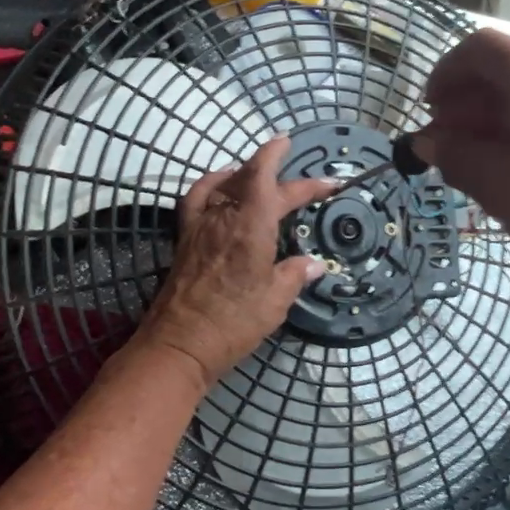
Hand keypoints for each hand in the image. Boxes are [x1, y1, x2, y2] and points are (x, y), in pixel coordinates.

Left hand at [132, 136, 334, 389]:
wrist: (180, 343)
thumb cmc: (233, 323)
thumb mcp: (275, 301)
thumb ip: (294, 275)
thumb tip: (313, 264)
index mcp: (253, 227)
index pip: (282, 189)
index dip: (307, 183)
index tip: (330, 182)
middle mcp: (225, 216)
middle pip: (252, 178)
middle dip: (278, 166)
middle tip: (300, 171)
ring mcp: (201, 224)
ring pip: (226, 182)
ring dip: (248, 170)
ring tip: (264, 170)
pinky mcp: (186, 236)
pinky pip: (199, 196)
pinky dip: (213, 182)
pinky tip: (221, 183)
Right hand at [415, 30, 509, 330]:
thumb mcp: (494, 183)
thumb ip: (452, 153)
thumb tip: (424, 142)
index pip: (481, 47)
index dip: (446, 72)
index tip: (429, 110)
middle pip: (506, 70)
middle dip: (466, 102)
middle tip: (443, 145)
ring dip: (491, 119)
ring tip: (471, 162)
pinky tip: (507, 167)